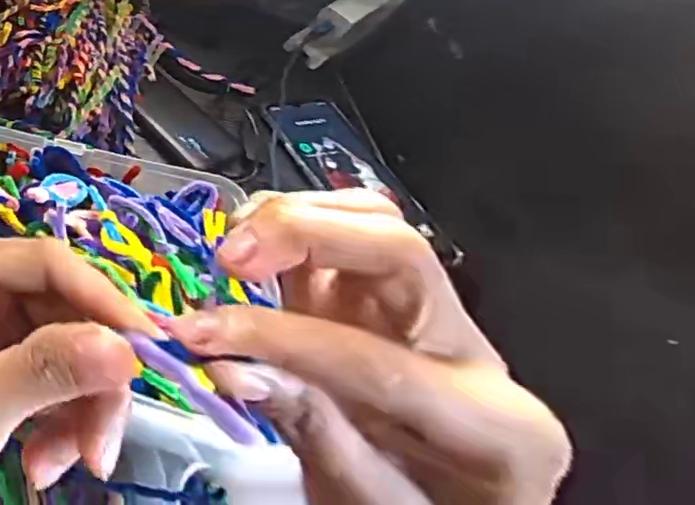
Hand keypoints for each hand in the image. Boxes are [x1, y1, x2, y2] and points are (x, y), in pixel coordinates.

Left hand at [0, 237, 158, 490]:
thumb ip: (46, 370)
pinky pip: (76, 366)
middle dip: (94, 378)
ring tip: (66, 461)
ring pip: (84, 341)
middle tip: (99, 447)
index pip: (49, 262)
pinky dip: (75, 415)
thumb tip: (121, 348)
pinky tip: (48, 456)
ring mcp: (11, 306)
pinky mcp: (26, 337)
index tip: (152, 351)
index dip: (104, 300)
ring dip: (87, 408)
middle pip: (75, 306)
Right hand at [168, 191, 570, 504]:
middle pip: (392, 245)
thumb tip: (229, 367)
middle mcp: (465, 345)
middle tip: (227, 259)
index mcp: (491, 425)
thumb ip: (309, 431)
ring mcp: (422, 306)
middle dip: (296, 235)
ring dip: (287, 219)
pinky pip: (337, 223)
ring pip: (366, 217)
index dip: (276, 337)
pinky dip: (282, 222)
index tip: (202, 332)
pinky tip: (248, 248)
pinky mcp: (373, 285)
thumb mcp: (364, 503)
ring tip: (233, 251)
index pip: (371, 356)